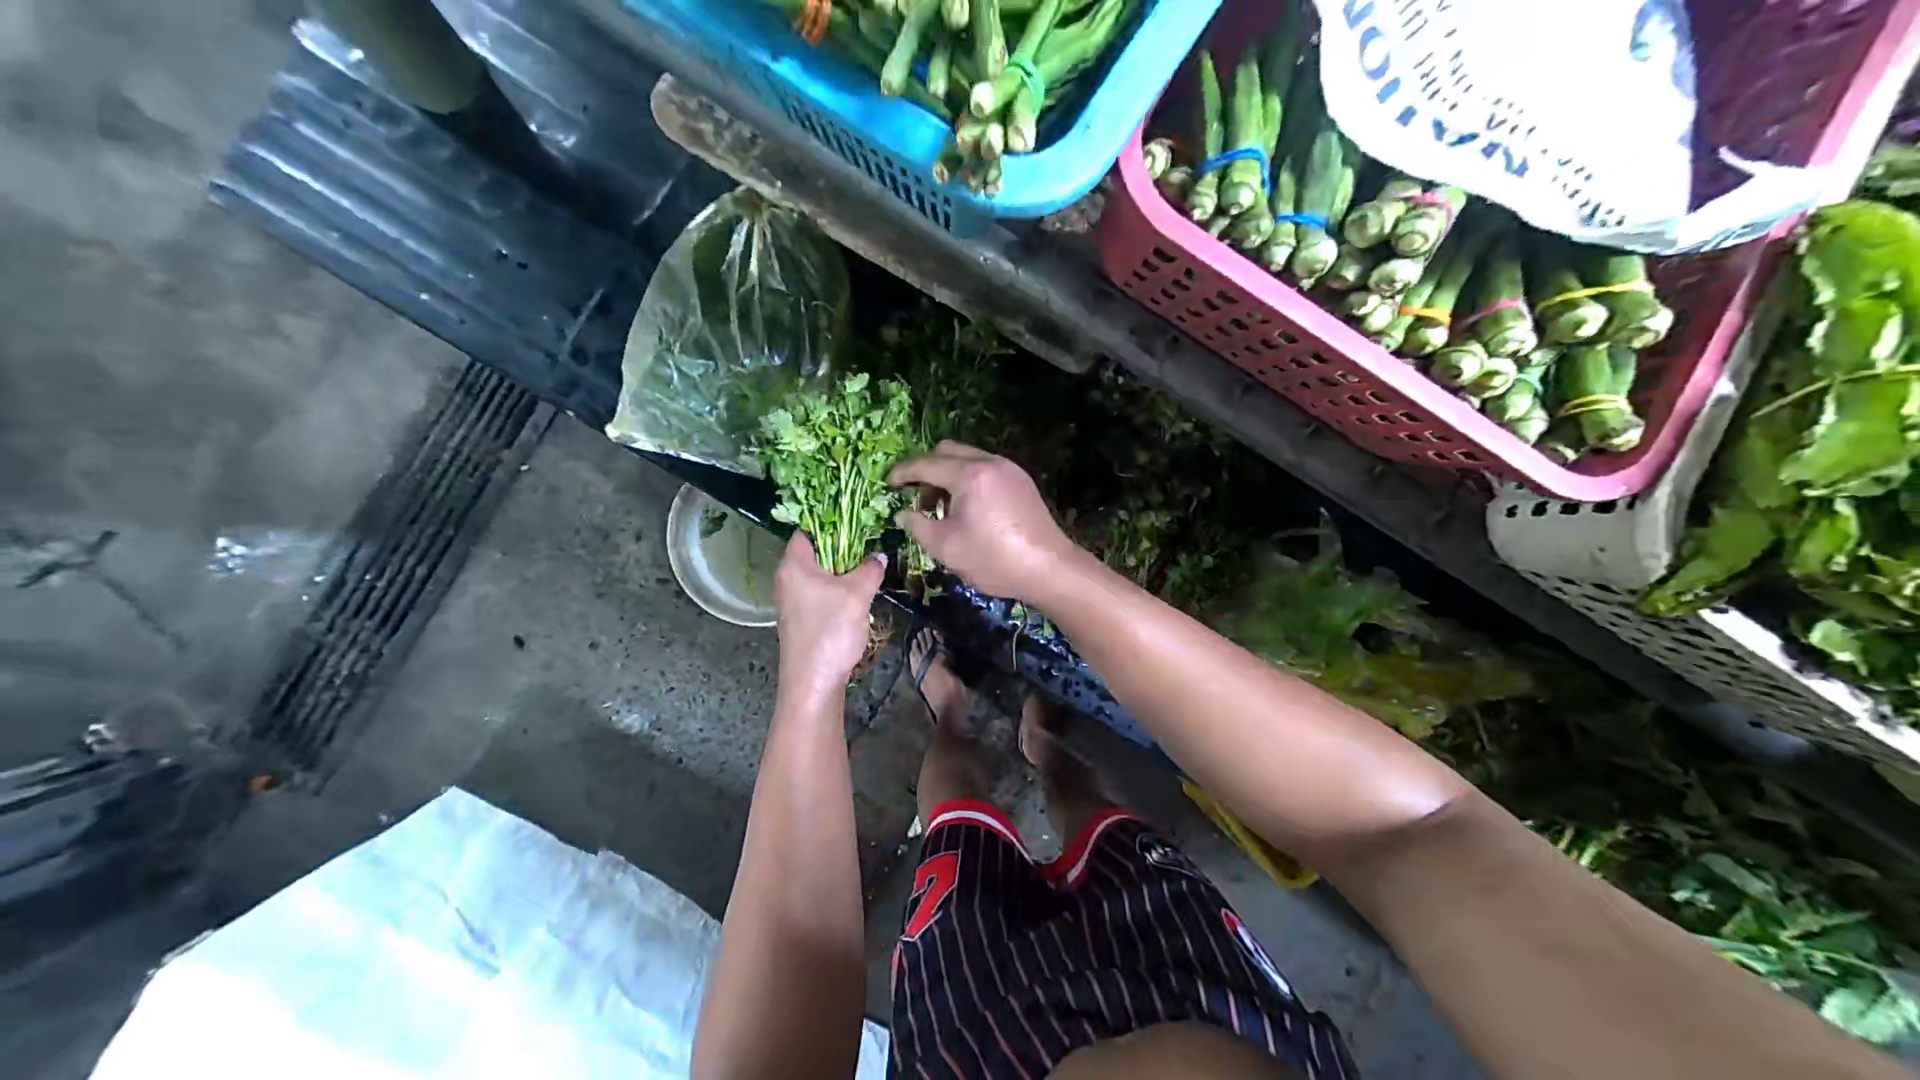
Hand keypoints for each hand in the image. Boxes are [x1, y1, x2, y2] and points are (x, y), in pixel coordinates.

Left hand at [774, 532, 883, 702]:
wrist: (813, 682)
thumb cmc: (830, 631)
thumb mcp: (857, 594)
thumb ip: (870, 569)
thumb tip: (878, 556)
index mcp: (793, 565)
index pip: (807, 530)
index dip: (831, 522)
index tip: (857, 520)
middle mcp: (787, 579)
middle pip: (815, 552)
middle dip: (842, 547)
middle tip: (870, 543)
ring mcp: (792, 600)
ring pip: (819, 574)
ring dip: (842, 571)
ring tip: (869, 567)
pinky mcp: (801, 619)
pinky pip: (819, 593)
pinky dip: (837, 589)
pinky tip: (858, 595)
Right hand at [889, 441, 1078, 601]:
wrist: (1049, 569)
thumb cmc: (993, 559)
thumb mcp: (946, 547)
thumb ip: (918, 526)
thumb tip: (903, 514)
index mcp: (969, 474)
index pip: (925, 464)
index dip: (902, 473)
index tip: (887, 484)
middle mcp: (990, 462)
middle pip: (947, 451)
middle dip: (926, 470)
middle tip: (917, 499)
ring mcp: (1009, 470)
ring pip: (968, 459)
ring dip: (948, 475)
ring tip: (942, 509)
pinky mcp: (1021, 482)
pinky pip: (985, 469)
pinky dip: (968, 480)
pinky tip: (967, 510)